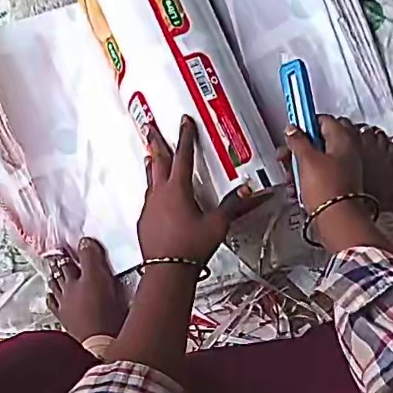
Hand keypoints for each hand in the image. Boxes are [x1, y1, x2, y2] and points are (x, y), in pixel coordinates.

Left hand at [139, 116, 229, 264]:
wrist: (167, 270)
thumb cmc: (189, 248)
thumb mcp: (217, 225)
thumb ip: (233, 206)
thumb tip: (247, 194)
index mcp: (178, 189)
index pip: (183, 155)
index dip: (185, 136)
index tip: (184, 122)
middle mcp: (160, 194)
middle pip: (158, 160)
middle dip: (157, 142)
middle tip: (150, 126)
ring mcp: (150, 207)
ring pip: (150, 179)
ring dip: (152, 165)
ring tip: (151, 156)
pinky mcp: (145, 221)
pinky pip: (148, 199)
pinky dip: (152, 191)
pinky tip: (156, 196)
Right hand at [283, 116, 388, 254]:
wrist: (336, 219)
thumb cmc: (327, 189)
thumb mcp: (306, 159)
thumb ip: (298, 141)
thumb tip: (293, 131)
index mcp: (343, 139)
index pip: (323, 119)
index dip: (306, 121)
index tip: (294, 123)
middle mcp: (347, 152)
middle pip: (319, 140)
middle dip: (300, 146)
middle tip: (289, 151)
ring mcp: (344, 169)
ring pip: (318, 158)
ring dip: (300, 164)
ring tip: (291, 173)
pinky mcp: (338, 185)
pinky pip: (319, 175)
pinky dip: (307, 178)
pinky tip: (297, 186)